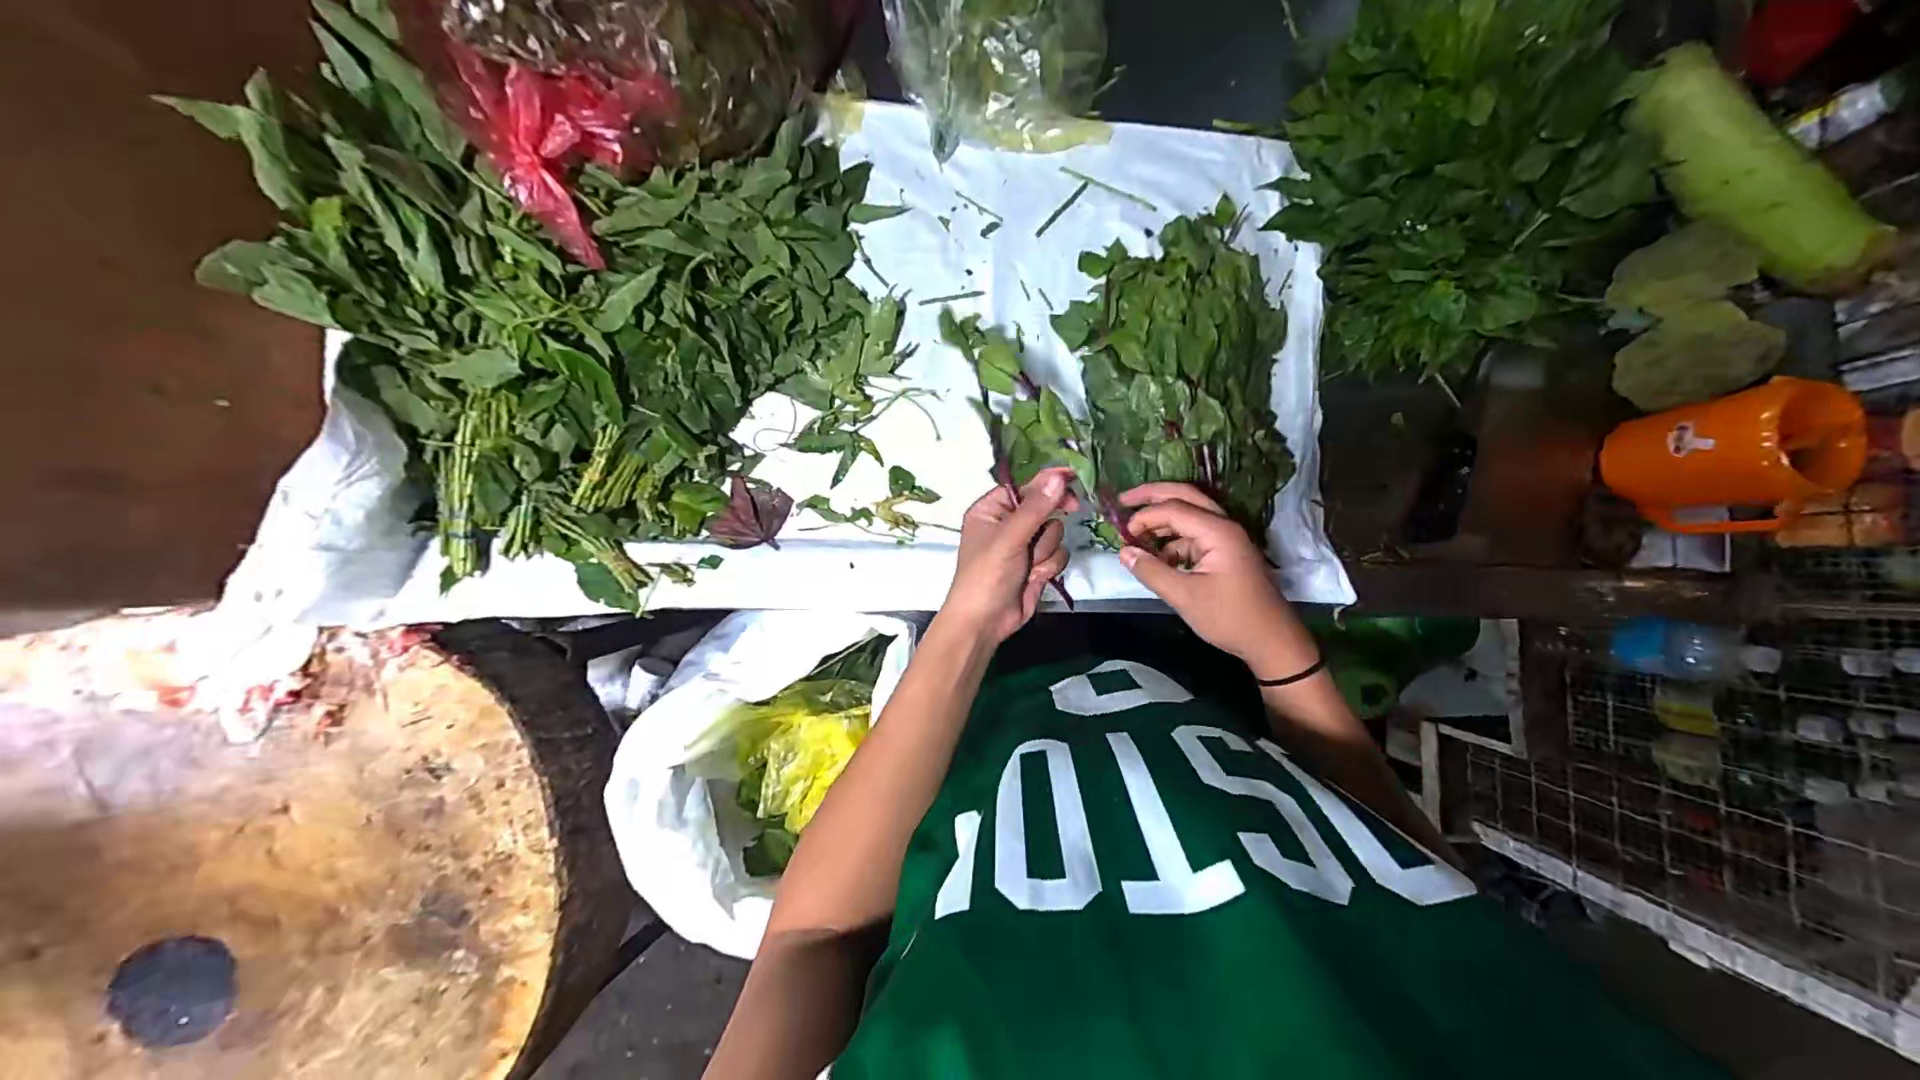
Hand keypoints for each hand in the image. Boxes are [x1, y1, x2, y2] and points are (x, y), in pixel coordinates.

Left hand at [936, 468, 1078, 646]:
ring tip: (1028, 565)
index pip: (1024, 486)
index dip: (1047, 482)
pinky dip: (1050, 565)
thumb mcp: (1009, 537)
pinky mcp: (1037, 565)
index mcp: (991, 510)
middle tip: (1073, 508)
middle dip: (1047, 524)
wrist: (985, 622)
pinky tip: (1035, 578)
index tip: (1072, 477)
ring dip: (1045, 550)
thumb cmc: (987, 575)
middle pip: (1045, 507)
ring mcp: (1024, 545)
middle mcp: (1008, 523)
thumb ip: (1036, 507)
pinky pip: (1058, 553)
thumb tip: (1059, 477)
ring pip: (1055, 532)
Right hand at [1116, 483, 1316, 679]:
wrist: (1272, 641)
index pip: (1174, 509)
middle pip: (1185, 497)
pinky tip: (1158, 557)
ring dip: (1163, 519)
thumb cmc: (1230, 618)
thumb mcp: (1184, 596)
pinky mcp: (1226, 553)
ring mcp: (1227, 539)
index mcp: (1218, 532)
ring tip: (1136, 531)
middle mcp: (1224, 526)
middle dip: (1153, 495)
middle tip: (1123, 499)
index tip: (1122, 534)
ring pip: (1190, 515)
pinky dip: (1173, 539)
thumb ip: (1152, 571)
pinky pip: (1195, 534)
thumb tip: (1124, 552)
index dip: (1144, 517)